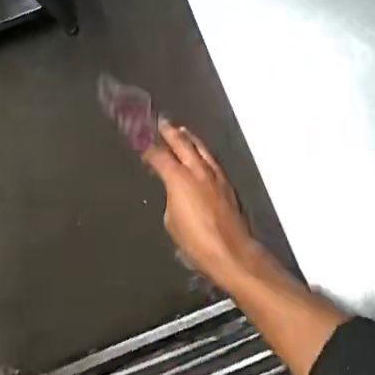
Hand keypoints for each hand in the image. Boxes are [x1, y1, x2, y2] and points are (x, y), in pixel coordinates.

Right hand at [142, 121, 263, 286]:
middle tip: (162, 123)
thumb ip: (171, 200)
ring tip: (182, 131)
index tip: (143, 145)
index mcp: (178, 178)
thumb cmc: (197, 241)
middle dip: (170, 132)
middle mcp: (198, 170)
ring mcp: (215, 175)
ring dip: (189, 138)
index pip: (159, 156)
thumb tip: (174, 193)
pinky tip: (201, 155)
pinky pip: (212, 160)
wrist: (231, 251)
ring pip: (201, 148)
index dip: (149, 149)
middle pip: (182, 143)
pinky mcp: (227, 183)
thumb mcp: (172, 221)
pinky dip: (203, 153)